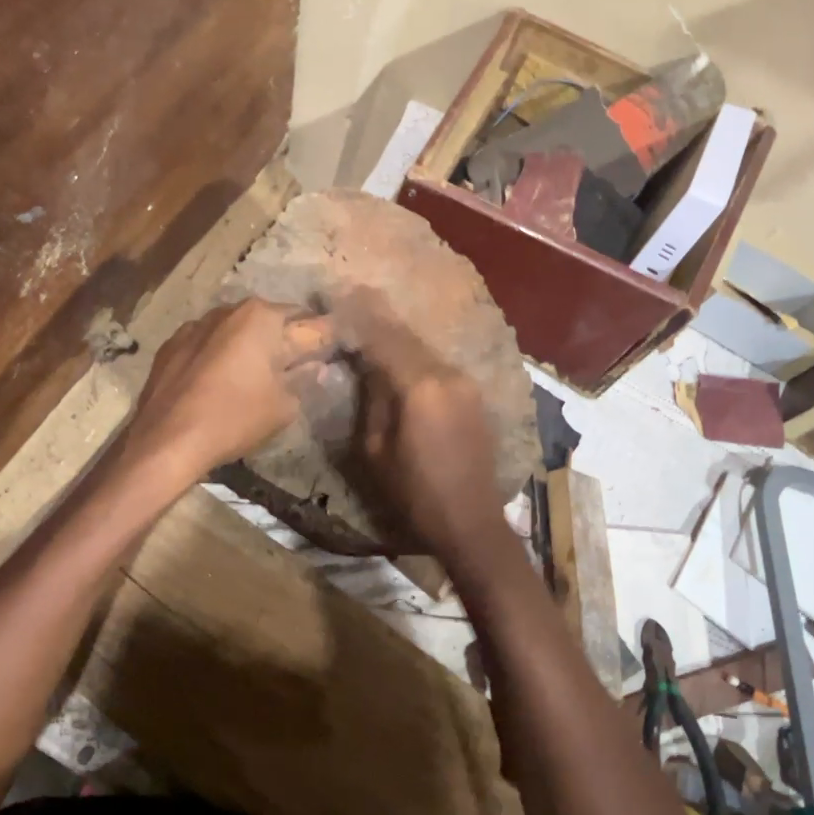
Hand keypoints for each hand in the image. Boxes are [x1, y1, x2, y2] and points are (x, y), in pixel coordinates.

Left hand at [122, 297, 335, 482]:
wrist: (166, 439)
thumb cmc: (235, 417)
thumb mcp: (284, 405)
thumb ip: (304, 380)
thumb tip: (316, 368)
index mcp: (260, 316)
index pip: (305, 319)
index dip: (320, 337)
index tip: (329, 352)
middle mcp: (227, 310)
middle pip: (266, 320)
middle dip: (281, 338)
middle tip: (293, 365)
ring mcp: (193, 325)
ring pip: (232, 330)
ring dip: (246, 345)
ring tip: (253, 374)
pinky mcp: (170, 346)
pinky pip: (205, 345)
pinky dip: (217, 356)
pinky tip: (217, 381)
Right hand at [335, 288, 505, 560]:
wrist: (470, 521)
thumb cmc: (413, 491)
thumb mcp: (374, 448)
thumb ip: (371, 398)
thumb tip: (365, 365)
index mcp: (419, 386)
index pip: (383, 338)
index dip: (360, 315)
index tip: (340, 294)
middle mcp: (446, 374)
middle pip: (406, 336)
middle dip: (378, 317)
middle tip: (354, 293)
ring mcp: (465, 383)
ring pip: (423, 348)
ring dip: (397, 335)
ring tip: (372, 318)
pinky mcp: (473, 395)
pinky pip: (437, 364)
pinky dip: (415, 354)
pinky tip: (400, 352)